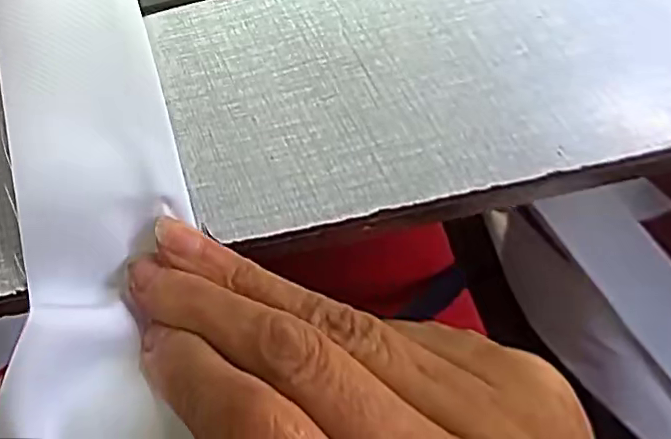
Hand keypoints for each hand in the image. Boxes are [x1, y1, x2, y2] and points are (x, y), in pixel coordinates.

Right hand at [130, 218, 590, 438]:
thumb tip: (198, 382)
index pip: (277, 427)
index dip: (203, 378)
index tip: (155, 342)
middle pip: (309, 353)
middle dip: (213, 304)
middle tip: (152, 274)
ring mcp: (506, 408)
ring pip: (344, 317)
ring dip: (251, 280)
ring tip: (189, 248)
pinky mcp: (517, 374)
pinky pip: (386, 325)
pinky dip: (315, 300)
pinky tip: (264, 282)